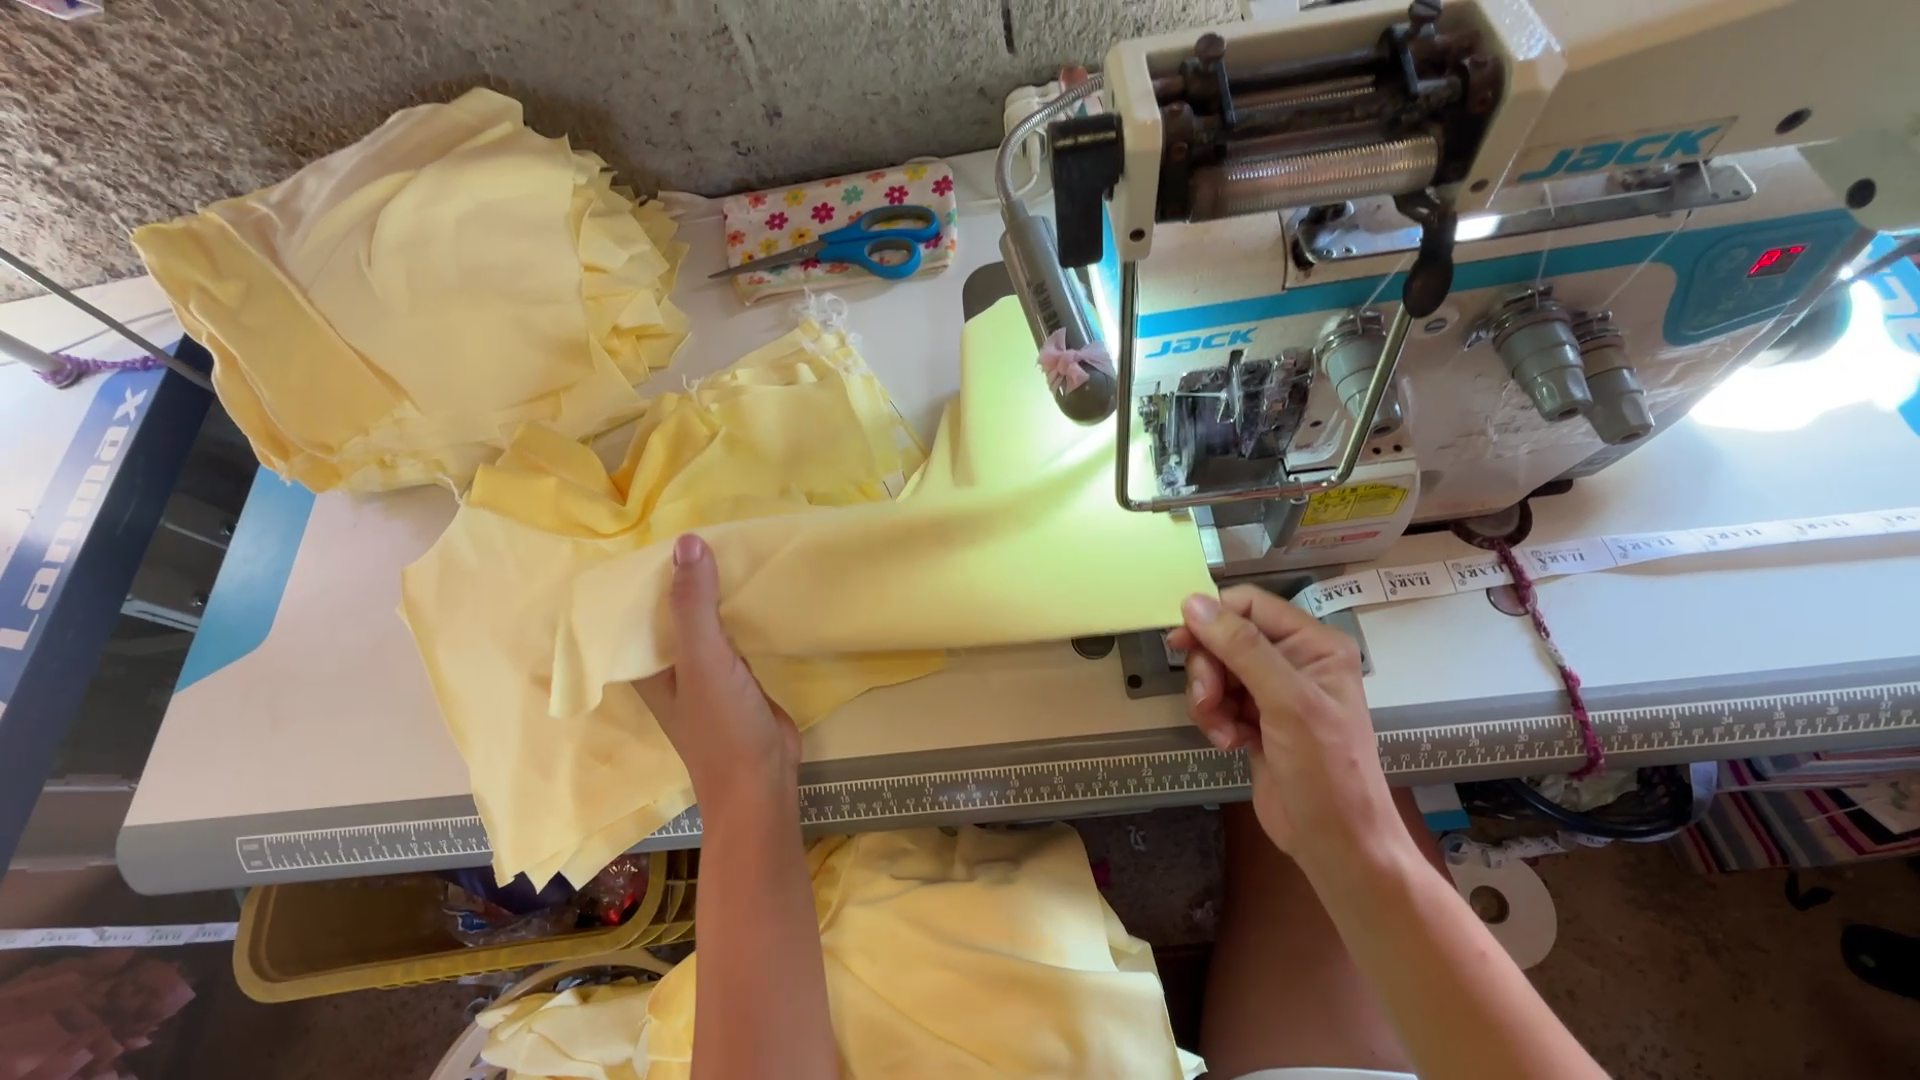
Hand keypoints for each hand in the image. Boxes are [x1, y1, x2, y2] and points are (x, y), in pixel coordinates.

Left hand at [635, 534, 801, 817]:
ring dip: (717, 591)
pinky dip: (740, 611)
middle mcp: (669, 664)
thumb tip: (688, 541)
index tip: (670, 528)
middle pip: (673, 609)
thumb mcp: (703, 661)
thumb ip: (694, 605)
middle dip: (688, 574)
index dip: (650, 570)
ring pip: (705, 620)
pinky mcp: (737, 676)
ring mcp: (704, 671)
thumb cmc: (722, 728)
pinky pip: (733, 633)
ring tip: (736, 544)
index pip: (636, 607)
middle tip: (712, 525)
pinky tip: (757, 586)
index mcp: (645, 665)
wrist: (762, 781)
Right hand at [1169, 587, 1404, 867]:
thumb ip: (1241, 648)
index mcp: (1314, 645)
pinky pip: (1219, 703)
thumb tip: (1193, 602)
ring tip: (1221, 730)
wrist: (1335, 843)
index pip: (1251, 607)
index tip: (1181, 642)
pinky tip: (1229, 743)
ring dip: (1209, 700)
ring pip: (1217, 673)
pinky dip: (1215, 720)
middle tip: (1206, 700)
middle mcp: (1294, 663)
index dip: (1214, 618)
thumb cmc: (1325, 770)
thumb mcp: (1286, 702)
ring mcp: (1274, 695)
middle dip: (1209, 670)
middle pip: (1227, 640)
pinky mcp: (1256, 723)